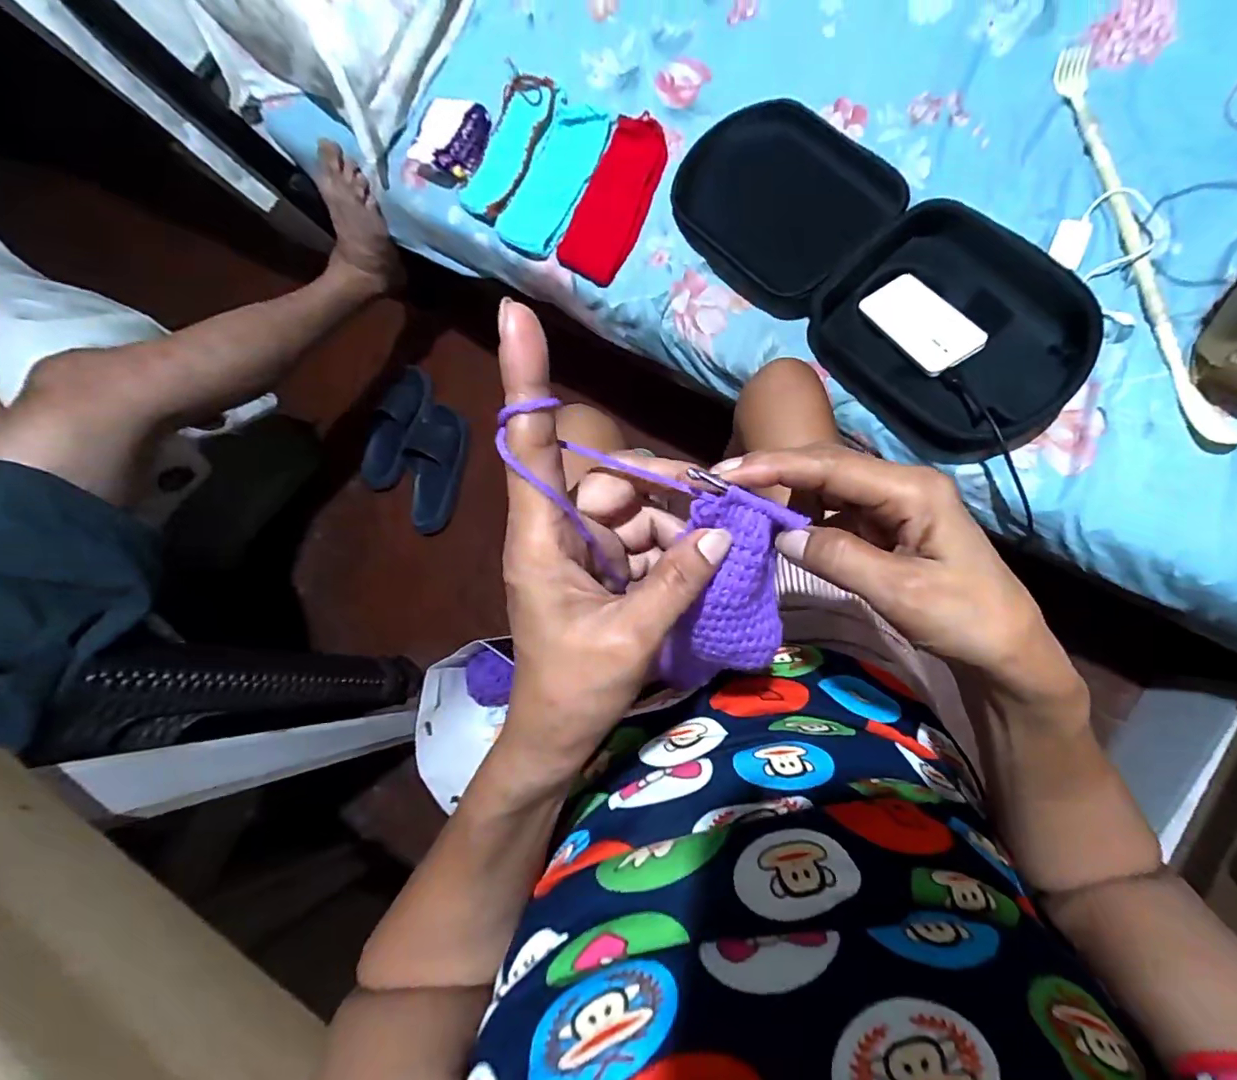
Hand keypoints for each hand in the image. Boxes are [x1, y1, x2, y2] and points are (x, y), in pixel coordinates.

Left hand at [494, 301, 729, 783]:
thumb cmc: (573, 690)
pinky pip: (646, 540)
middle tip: (720, 501)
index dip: (526, 380)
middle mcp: (558, 531)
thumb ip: (677, 581)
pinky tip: (703, 563)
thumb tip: (721, 530)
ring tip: (713, 551)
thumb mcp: (630, 637)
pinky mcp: (605, 569)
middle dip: (664, 489)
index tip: (515, 313)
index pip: (530, 445)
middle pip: (612, 479)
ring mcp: (583, 550)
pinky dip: (676, 549)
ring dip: (678, 527)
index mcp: (540, 538)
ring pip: (637, 509)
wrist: (556, 737)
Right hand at [716, 444, 1075, 702]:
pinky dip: (806, 517)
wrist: (1007, 649)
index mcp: (911, 490)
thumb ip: (839, 558)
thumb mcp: (900, 592)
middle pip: (827, 467)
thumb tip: (781, 533)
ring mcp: (895, 505)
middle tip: (724, 485)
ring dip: (788, 494)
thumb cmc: (965, 618)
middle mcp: (902, 485)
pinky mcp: (888, 526)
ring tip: (745, 506)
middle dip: (775, 472)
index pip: (831, 466)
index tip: (729, 474)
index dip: (777, 465)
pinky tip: (783, 528)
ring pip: (829, 487)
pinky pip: (838, 512)